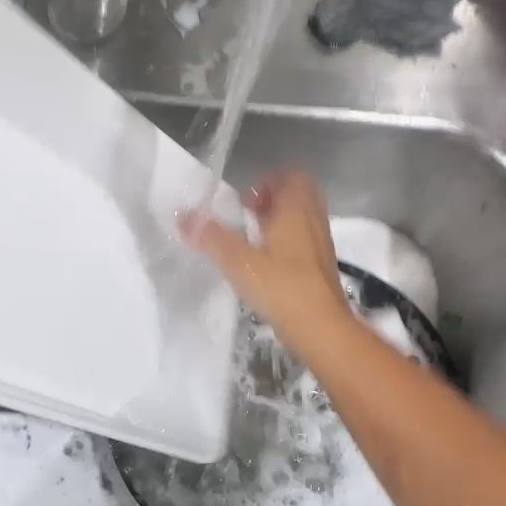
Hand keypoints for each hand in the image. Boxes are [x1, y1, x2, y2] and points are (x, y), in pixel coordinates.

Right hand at [181, 169, 354, 343]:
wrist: (321, 328)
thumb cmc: (282, 289)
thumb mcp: (240, 263)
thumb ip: (212, 238)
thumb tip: (184, 215)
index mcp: (296, 210)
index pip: (289, 176)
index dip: (266, 182)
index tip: (243, 202)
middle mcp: (313, 220)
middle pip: (297, 195)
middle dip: (272, 201)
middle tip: (246, 218)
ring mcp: (320, 244)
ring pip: (301, 219)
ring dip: (278, 223)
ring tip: (252, 242)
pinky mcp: (320, 267)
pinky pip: (303, 241)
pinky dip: (286, 243)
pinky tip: (266, 266)